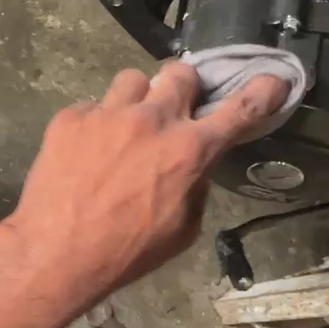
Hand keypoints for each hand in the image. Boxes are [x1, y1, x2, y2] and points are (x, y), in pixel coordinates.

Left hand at [0, 62, 288, 312]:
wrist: (55, 254)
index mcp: (190, 151)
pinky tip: (85, 154)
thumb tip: (193, 166)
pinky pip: (93, 107)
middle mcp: (153, 120)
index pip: (240, 111)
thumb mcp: (182, 231)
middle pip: (181, 73)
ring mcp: (109, 113)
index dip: (262, 92)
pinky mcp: (71, 117)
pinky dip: (95, 125)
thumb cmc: (126, 253)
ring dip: (136, 101)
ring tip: (122, 129)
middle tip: (171, 110)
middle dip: (182, 88)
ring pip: (133, 80)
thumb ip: (196, 187)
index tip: (273, 79)